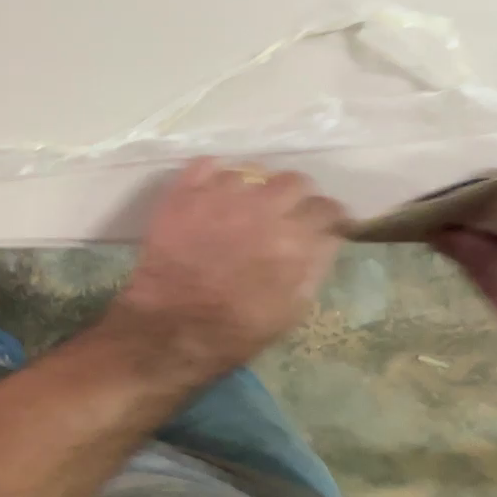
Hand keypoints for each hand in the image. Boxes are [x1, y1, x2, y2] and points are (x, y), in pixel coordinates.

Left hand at [111, 158, 346, 377]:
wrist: (168, 328)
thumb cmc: (233, 331)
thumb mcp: (291, 310)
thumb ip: (314, 266)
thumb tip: (326, 239)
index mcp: (294, 238)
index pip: (327, 209)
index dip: (328, 219)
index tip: (322, 227)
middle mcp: (262, 208)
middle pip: (293, 182)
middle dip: (294, 198)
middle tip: (281, 216)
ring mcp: (220, 197)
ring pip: (250, 172)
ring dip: (252, 189)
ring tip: (241, 209)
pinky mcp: (183, 195)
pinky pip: (205, 165)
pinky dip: (212, 176)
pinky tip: (212, 194)